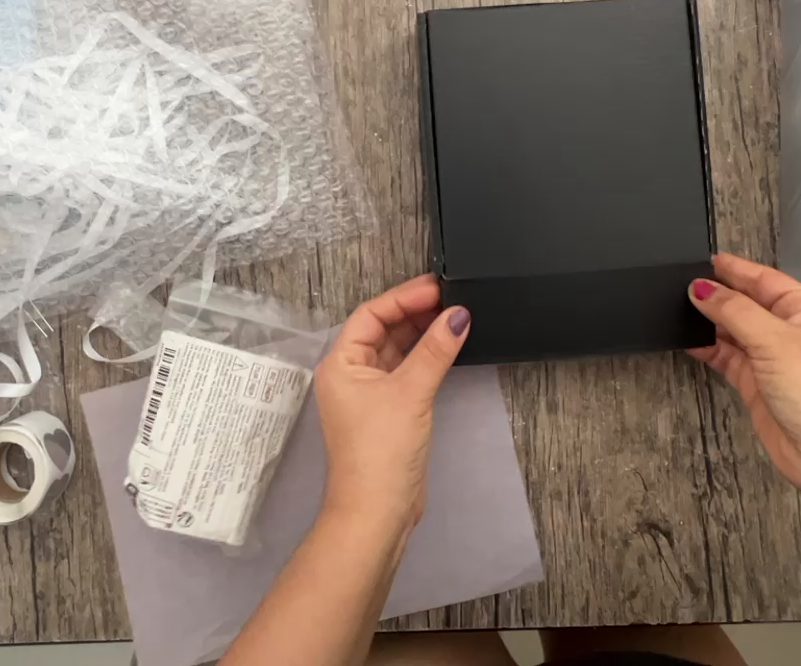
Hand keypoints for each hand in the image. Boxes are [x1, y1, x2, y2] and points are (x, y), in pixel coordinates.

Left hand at [314, 274, 469, 533]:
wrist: (377, 513)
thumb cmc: (382, 449)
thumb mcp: (410, 392)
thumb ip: (435, 351)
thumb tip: (459, 314)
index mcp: (341, 363)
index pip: (370, 314)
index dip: (403, 297)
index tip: (436, 287)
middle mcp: (350, 373)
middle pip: (382, 329)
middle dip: (414, 312)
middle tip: (450, 298)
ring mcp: (369, 393)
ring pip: (395, 349)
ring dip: (421, 334)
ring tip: (454, 315)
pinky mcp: (388, 410)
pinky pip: (405, 370)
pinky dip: (424, 357)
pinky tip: (447, 346)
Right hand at [688, 253, 800, 505]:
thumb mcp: (777, 342)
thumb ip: (734, 311)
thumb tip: (699, 287)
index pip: (768, 282)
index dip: (737, 270)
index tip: (705, 259)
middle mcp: (794, 334)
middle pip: (749, 305)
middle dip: (719, 295)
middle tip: (680, 282)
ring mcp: (775, 362)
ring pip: (736, 332)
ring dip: (710, 322)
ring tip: (676, 307)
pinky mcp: (759, 387)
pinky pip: (728, 359)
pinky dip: (709, 349)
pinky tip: (687, 340)